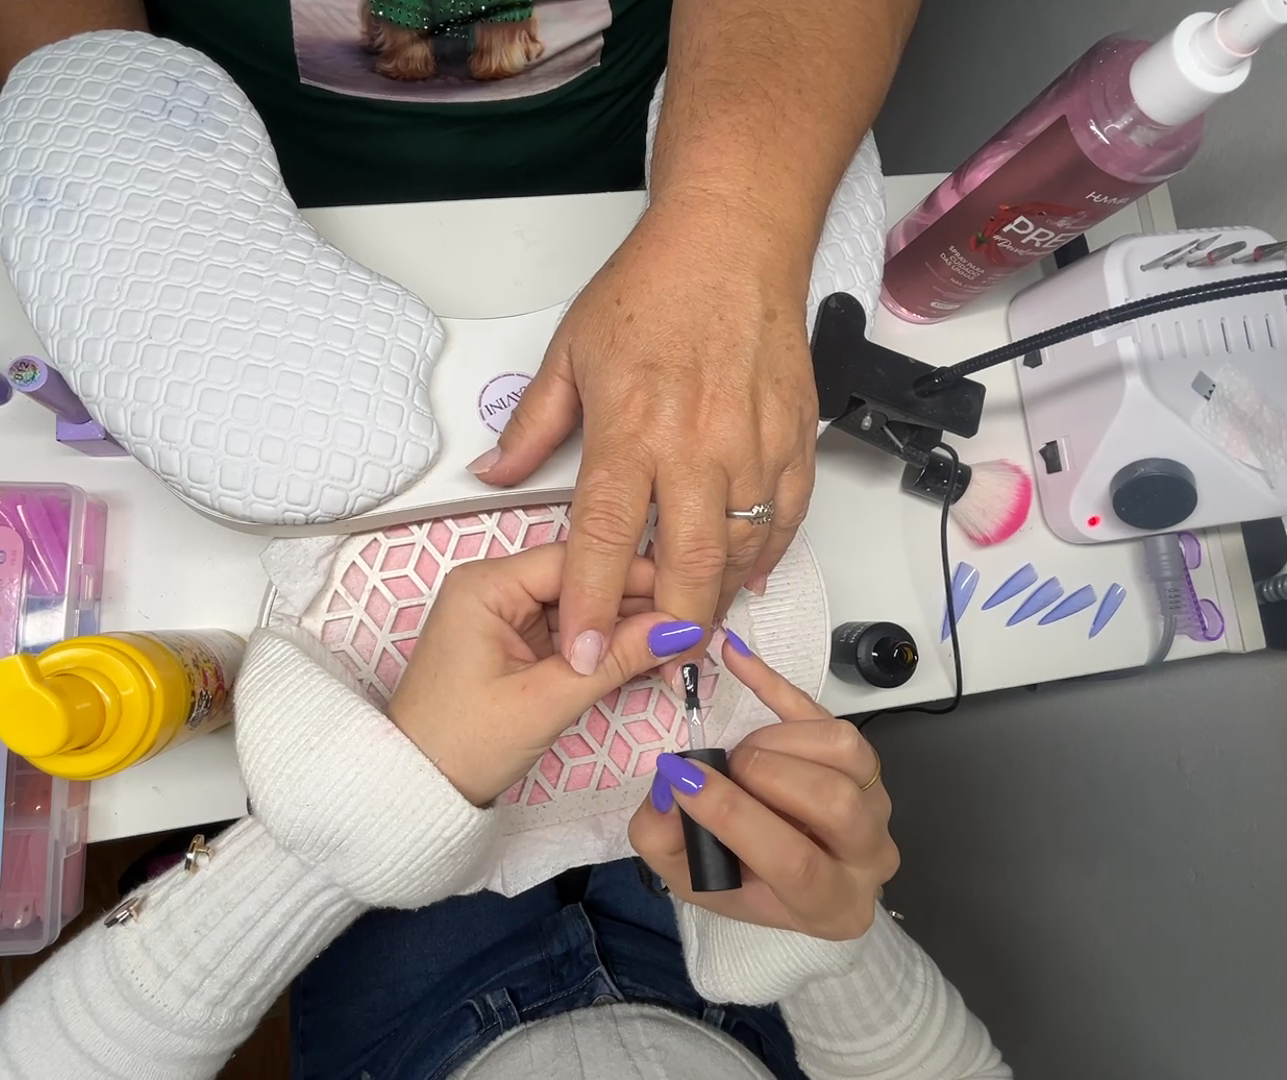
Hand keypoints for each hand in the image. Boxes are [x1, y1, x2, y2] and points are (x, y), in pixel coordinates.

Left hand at [386, 543, 704, 805]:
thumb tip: (677, 628)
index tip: (685, 593)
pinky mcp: (516, 642)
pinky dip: (603, 647)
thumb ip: (614, 660)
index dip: (633, 575)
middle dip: (634, 606)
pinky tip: (645, 656)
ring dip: (624, 628)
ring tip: (676, 644)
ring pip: (581, 607)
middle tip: (689, 627)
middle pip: (581, 580)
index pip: (574, 560)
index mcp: (486, 585)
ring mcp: (506, 615)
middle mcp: (495, 587)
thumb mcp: (545, 701)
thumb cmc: (462, 745)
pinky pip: (570, 632)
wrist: (416, 790)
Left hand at [471, 204, 819, 670]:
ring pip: (741, 551)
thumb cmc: (651, 292)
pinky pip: (786, 520)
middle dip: (673, 627)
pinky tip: (747, 575)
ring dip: (719, 598)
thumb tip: (493, 476)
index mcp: (629, 429)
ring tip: (697, 622)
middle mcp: (694, 447)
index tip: (582, 651)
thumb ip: (531, 427)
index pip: (603, 536)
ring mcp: (751, 447)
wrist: (731, 241)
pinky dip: (767, 557)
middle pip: (687, 564)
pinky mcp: (793, 440)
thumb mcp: (570, 352)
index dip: (589, 603)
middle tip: (658, 656)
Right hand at [628, 632, 896, 939]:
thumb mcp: (686, 877)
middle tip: (720, 767)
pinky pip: (826, 711)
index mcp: (829, 906)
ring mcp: (878, 804)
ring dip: (777, 739)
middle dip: (760, 771)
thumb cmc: (738, 879)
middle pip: (831, 801)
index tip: (682, 778)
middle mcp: (869, 857)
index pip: (793, 862)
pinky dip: (776, 684)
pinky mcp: (864, 758)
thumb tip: (670, 785)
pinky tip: (734, 658)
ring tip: (742, 750)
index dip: (734, 814)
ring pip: (844, 750)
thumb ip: (662, 839)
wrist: (782, 872)